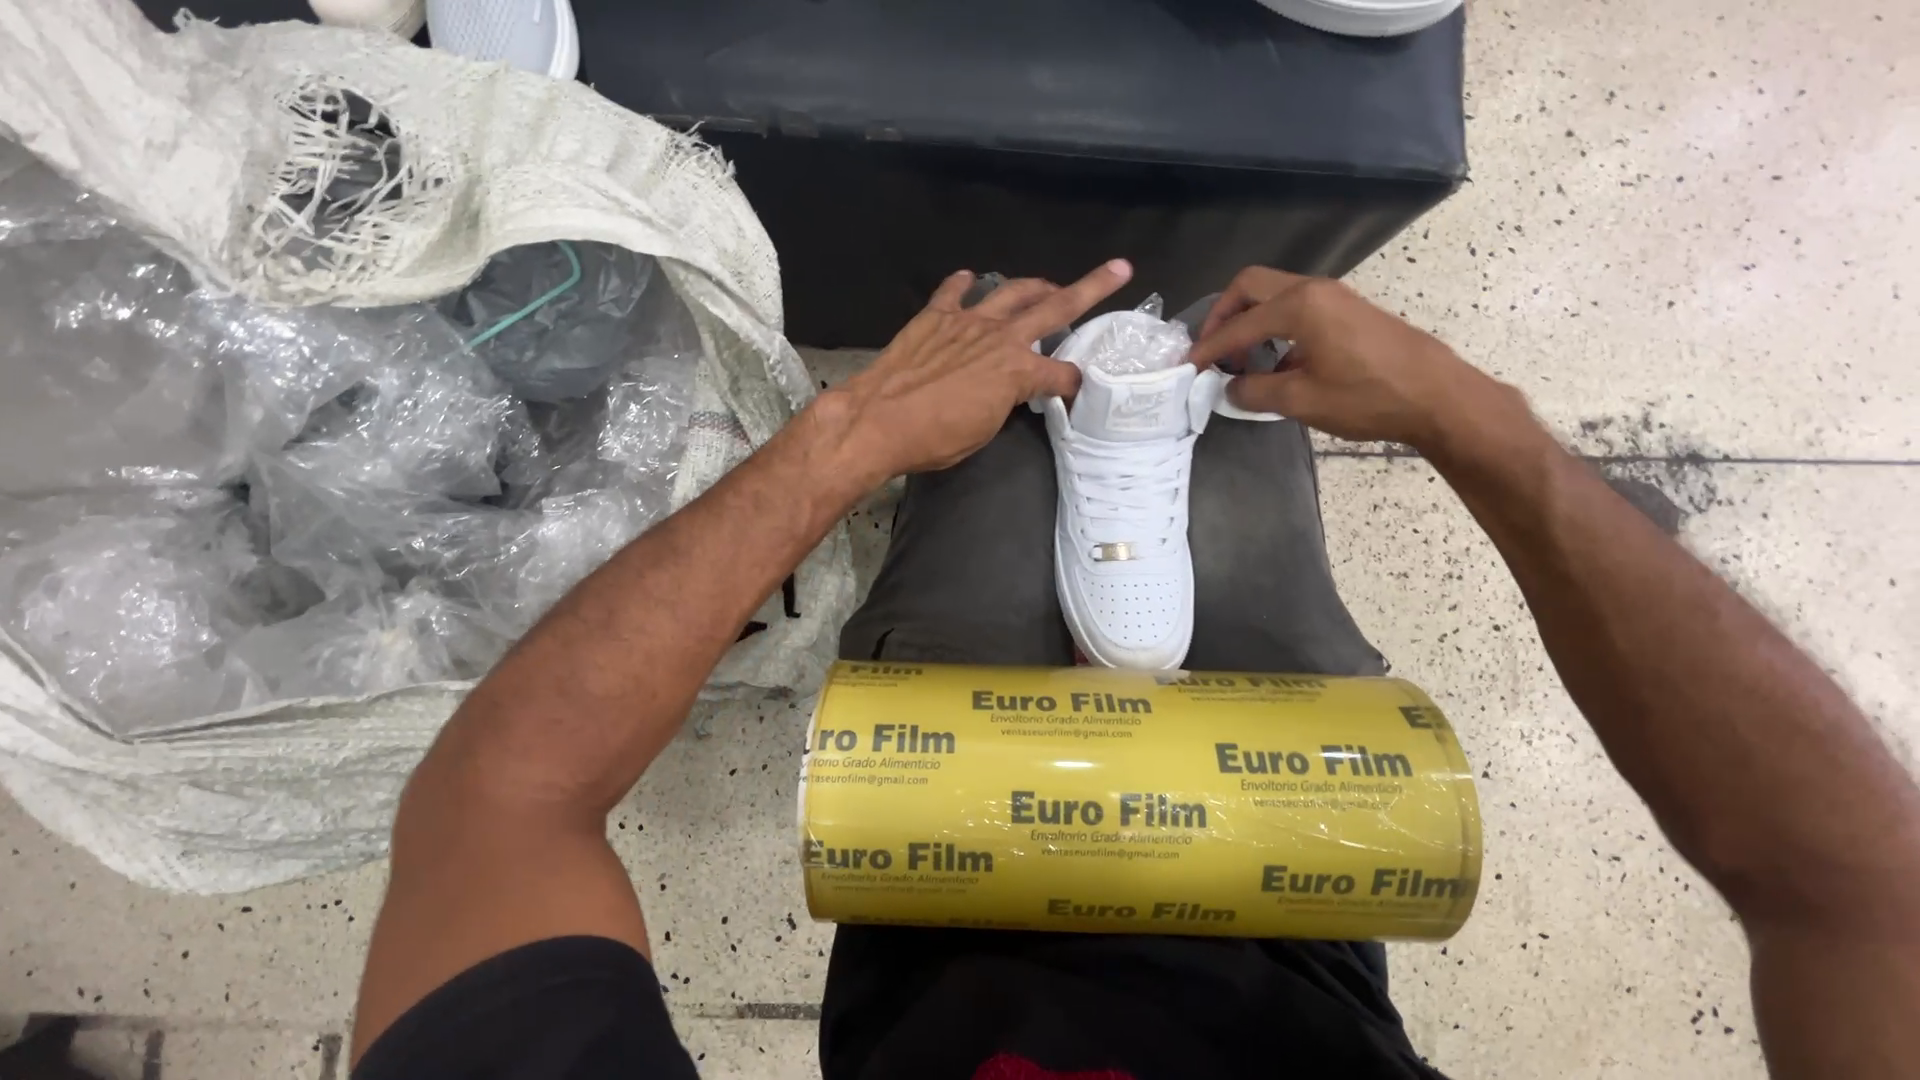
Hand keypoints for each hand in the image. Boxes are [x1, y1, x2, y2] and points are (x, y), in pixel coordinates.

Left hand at [827, 260, 1133, 477]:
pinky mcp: (935, 315)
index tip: (1074, 392)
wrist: (879, 419)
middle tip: (1119, 270)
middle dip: (1092, 288)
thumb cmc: (935, 438)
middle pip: (1055, 307)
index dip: (1072, 385)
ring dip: (1034, 284)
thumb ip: (1004, 404)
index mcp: (1019, 372)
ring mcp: (968, 321)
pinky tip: (969, 278)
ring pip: (1011, 292)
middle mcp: (1001, 337)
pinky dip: (964, 284)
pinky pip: (954, 291)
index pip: (1061, 375)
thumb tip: (1006, 394)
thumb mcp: (984, 430)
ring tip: (1047, 283)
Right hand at [1188, 267, 1520, 452]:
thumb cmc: (1367, 397)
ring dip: (1249, 321)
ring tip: (1239, 361)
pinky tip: (1275, 364)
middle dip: (1222, 315)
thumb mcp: (1301, 400)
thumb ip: (1255, 391)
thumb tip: (1230, 387)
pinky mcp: (1349, 311)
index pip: (1237, 325)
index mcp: (1299, 306)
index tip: (1186, 368)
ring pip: (1274, 294)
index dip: (1207, 348)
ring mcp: (1335, 296)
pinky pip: (1296, 307)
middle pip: (1250, 286)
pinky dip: (1273, 326)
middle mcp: (1314, 289)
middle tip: (1210, 350)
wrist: (1438, 396)